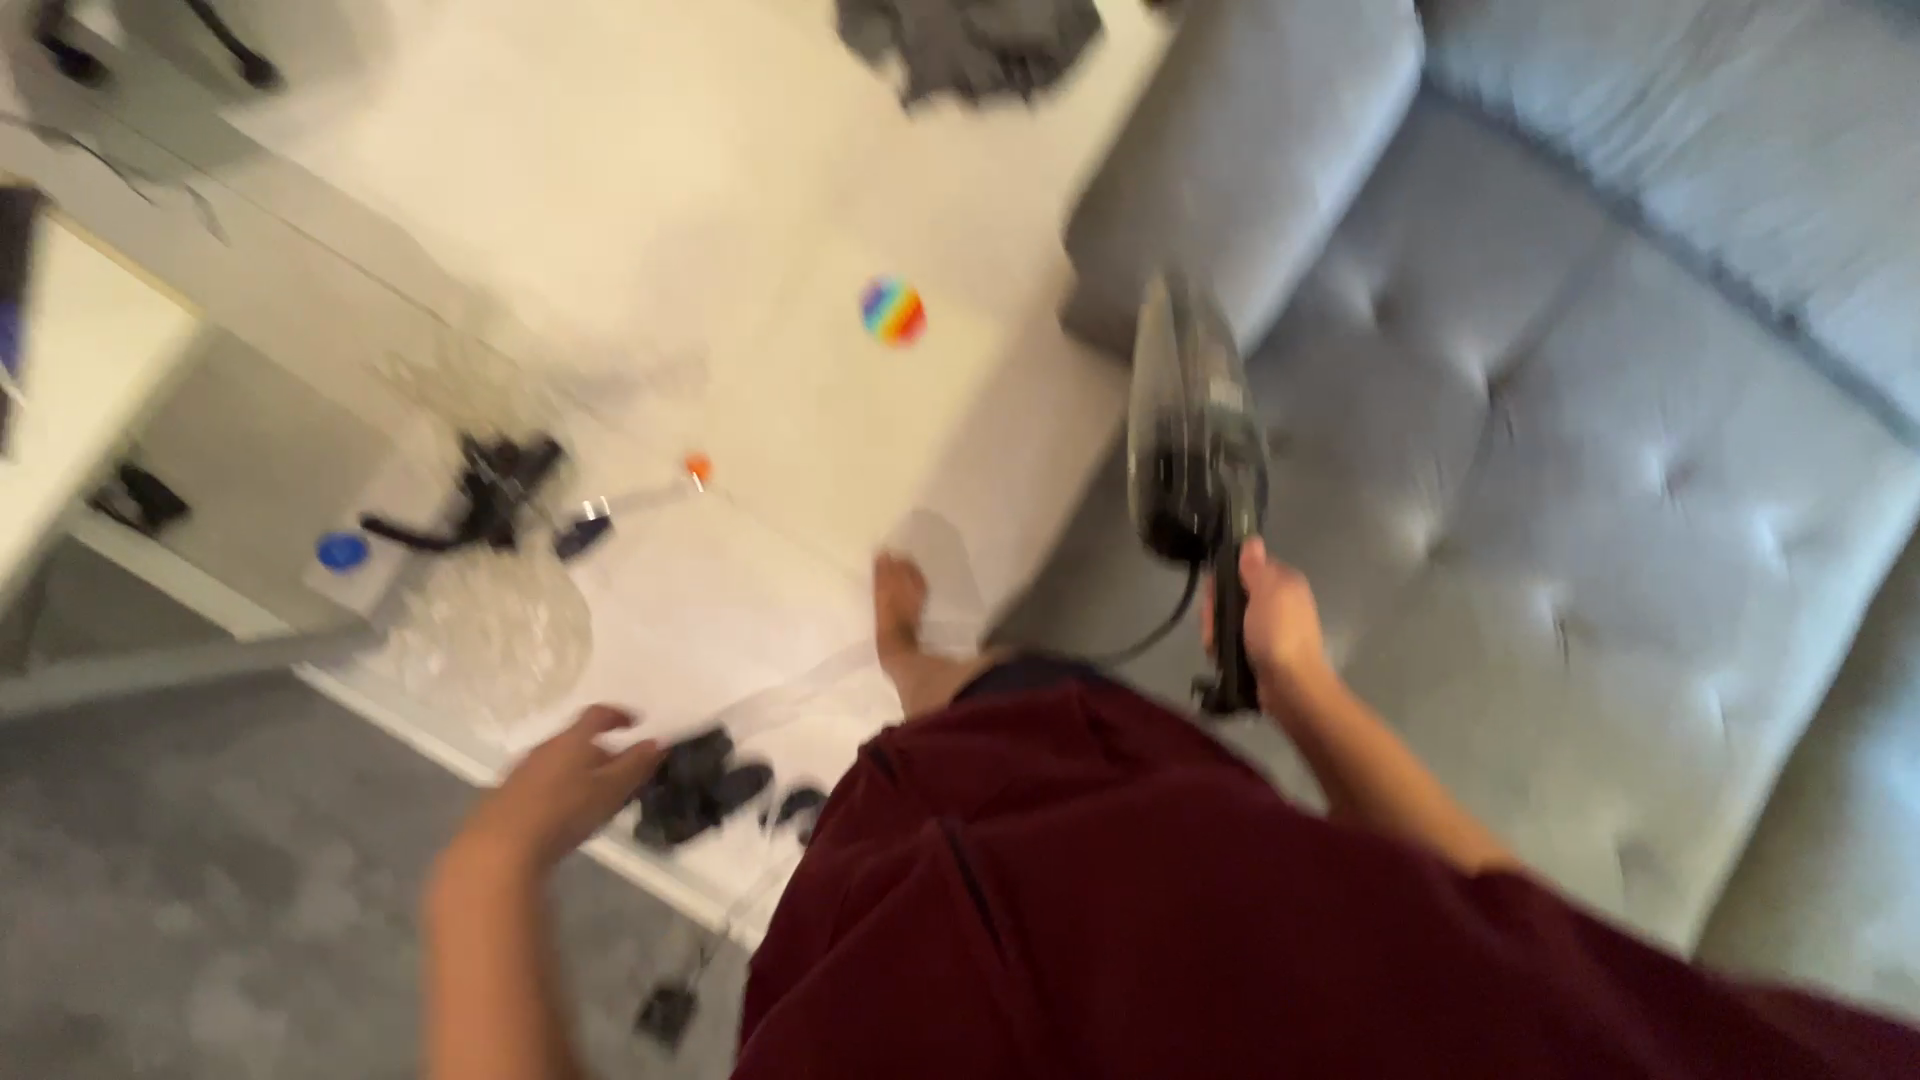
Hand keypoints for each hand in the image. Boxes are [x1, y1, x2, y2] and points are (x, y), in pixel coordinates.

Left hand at [445, 704, 662, 875]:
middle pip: (576, 739)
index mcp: (571, 740)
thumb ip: (636, 764)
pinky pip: (539, 783)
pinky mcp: (501, 799)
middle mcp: (542, 749)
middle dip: (601, 751)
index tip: (637, 724)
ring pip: (557, 763)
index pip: (598, 714)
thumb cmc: (563, 814)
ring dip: (578, 771)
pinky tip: (562, 816)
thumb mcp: (611, 790)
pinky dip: (557, 789)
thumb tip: (657, 741)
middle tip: (620, 771)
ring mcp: (518, 773)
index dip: (619, 715)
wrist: (495, 853)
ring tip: (594, 796)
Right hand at [1203, 538, 1336, 718]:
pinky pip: (1231, 638)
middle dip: (1217, 608)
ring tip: (1215, 644)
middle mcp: (1276, 601)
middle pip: (1232, 593)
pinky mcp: (1257, 649)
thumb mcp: (1267, 592)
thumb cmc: (1278, 634)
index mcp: (1283, 582)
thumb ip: (1255, 566)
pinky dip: (1222, 645)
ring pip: (1228, 617)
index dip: (1226, 576)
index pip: (1245, 566)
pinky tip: (1219, 654)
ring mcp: (1267, 627)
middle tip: (1214, 623)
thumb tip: (1252, 540)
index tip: (1215, 590)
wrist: (1290, 686)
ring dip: (1216, 629)